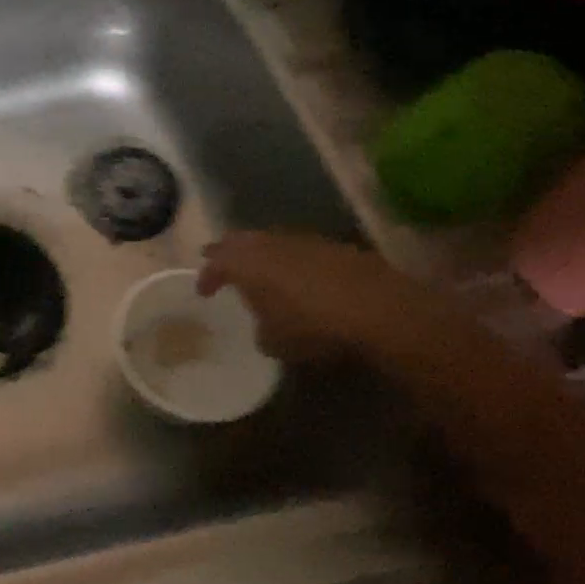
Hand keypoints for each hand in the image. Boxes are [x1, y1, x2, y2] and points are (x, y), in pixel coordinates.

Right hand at [198, 231, 454, 362]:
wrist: (381, 310)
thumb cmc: (314, 327)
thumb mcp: (276, 342)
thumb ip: (262, 331)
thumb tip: (264, 328)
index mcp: (246, 263)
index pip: (216, 263)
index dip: (207, 277)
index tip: (203, 292)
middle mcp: (270, 244)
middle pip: (240, 241)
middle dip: (227, 251)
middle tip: (218, 260)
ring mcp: (305, 241)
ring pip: (272, 241)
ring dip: (262, 253)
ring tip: (259, 268)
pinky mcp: (336, 247)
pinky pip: (302, 249)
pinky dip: (293, 259)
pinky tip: (299, 275)